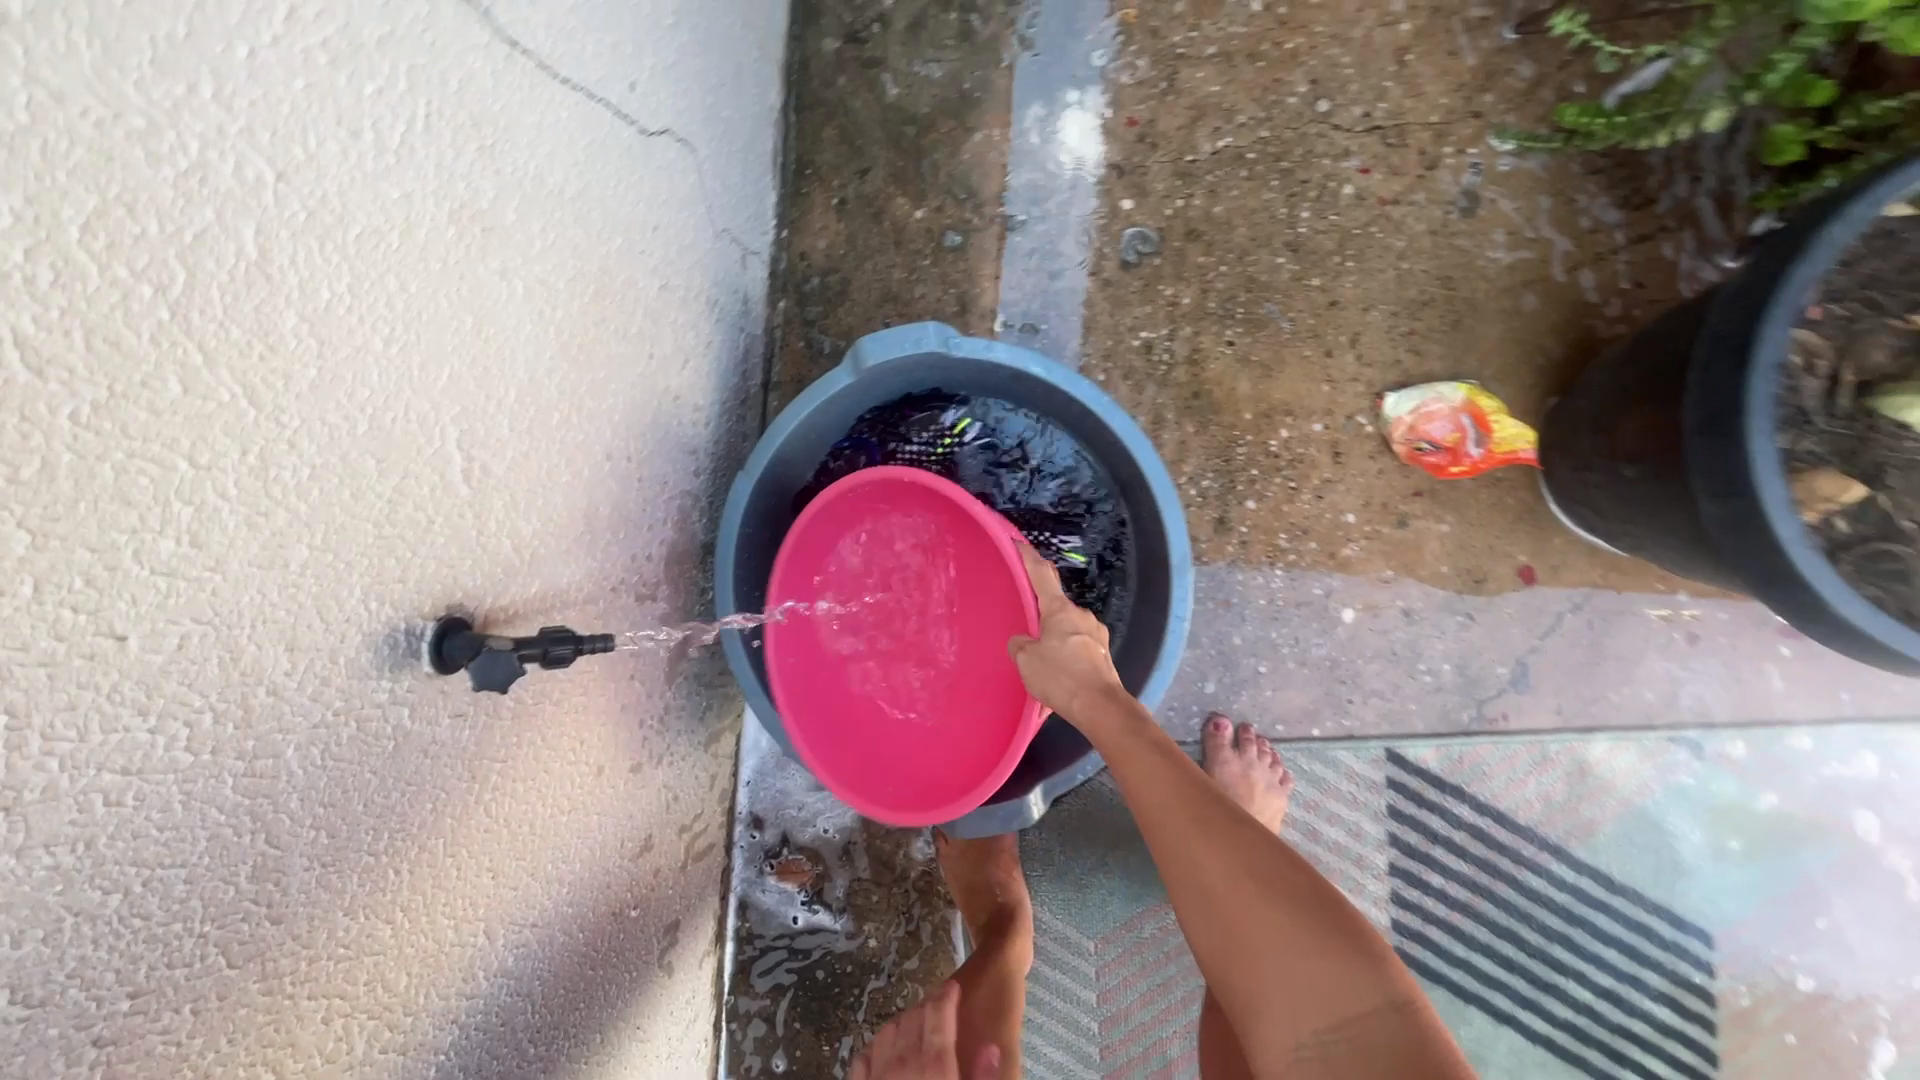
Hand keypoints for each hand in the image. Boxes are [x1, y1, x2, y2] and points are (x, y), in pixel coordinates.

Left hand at [849, 982, 999, 1079]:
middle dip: (926, 1007)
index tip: (953, 988)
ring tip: (914, 1023)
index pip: (939, 1017)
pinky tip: (881, 1049)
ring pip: (887, 1033)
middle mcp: (903, 1065)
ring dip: (902, 1022)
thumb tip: (992, 1049)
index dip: (946, 997)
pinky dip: (875, 1046)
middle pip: (914, 1020)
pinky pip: (863, 1058)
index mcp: (935, 1067)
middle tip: (938, 1004)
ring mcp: (877, 1078)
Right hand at [1007, 542, 1127, 719]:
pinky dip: (1066, 653)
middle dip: (1041, 608)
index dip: (1028, 557)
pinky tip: (1058, 671)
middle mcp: (1081, 615)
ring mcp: (1096, 634)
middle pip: (1056, 603)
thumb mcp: (1026, 660)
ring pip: (1068, 626)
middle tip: (1026, 618)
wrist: (1100, 706)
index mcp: (1059, 610)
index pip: (1041, 574)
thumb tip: (1024, 640)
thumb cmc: (1060, 677)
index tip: (1019, 543)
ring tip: (1041, 655)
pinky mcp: (1103, 653)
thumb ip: (1020, 644)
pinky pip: (1077, 645)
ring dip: (1055, 635)